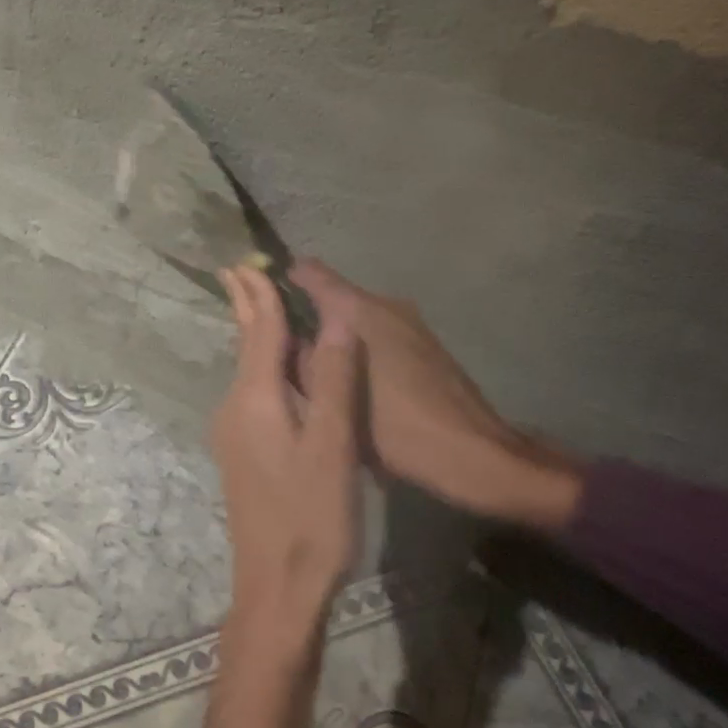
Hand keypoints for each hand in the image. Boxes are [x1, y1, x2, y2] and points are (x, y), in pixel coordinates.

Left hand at [211, 263, 363, 620]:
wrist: (276, 586)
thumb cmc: (311, 517)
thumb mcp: (332, 447)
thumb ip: (333, 381)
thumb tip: (335, 319)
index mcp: (254, 400)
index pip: (259, 334)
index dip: (260, 295)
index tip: (249, 261)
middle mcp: (234, 409)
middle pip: (244, 347)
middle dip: (245, 308)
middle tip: (240, 270)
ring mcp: (233, 434)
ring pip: (247, 371)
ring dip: (255, 336)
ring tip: (260, 305)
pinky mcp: (242, 455)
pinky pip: (252, 394)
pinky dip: (262, 366)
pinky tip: (275, 370)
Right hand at [289, 258, 582, 529]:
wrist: (472, 454)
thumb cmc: (395, 427)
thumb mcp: (332, 400)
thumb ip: (301, 363)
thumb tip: (281, 339)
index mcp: (359, 310)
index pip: (311, 273)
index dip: (281, 279)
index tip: (256, 297)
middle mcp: (385, 305)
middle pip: (334, 296)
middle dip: (305, 315)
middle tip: (278, 345)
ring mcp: (410, 323)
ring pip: (356, 317)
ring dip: (333, 334)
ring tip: (310, 367)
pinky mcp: (425, 345)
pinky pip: (377, 334)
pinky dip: (357, 347)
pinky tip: (347, 381)